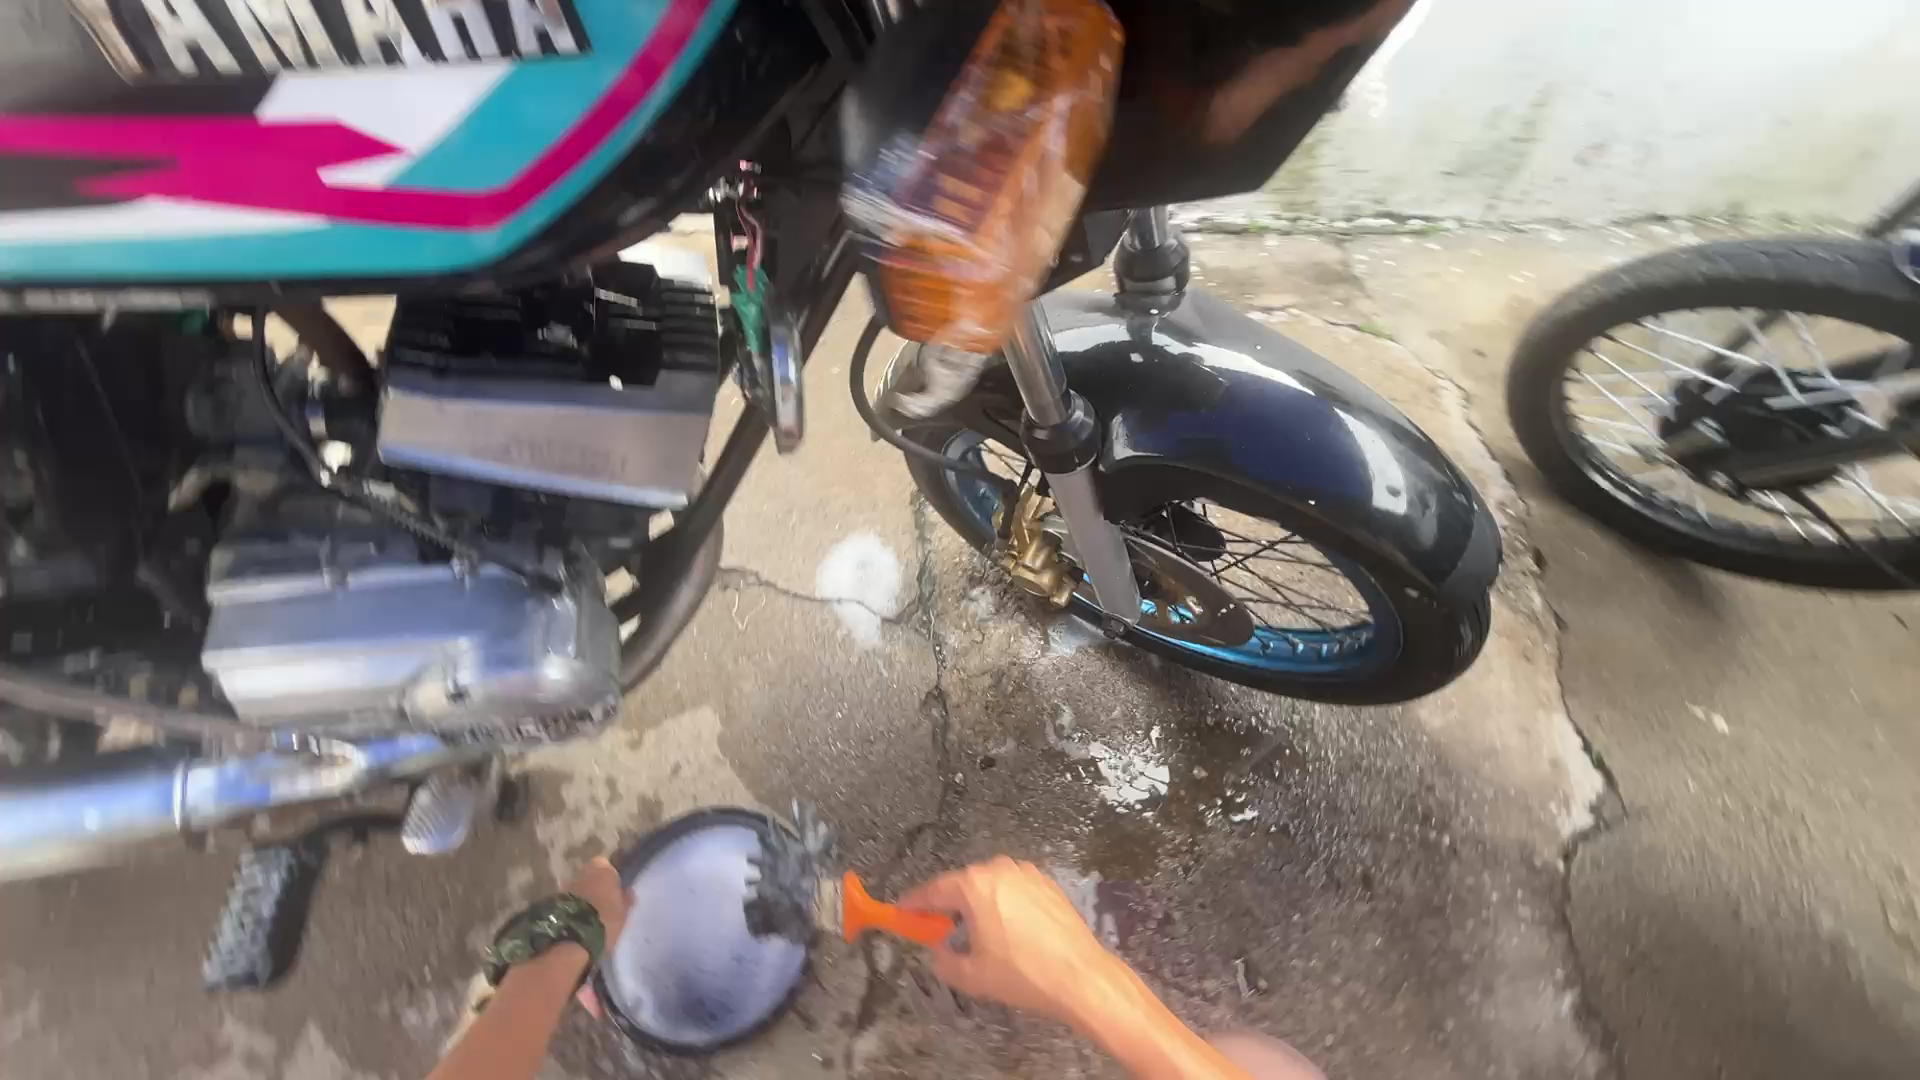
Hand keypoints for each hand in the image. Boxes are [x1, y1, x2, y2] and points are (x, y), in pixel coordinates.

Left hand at [562, 855, 629, 947]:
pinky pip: (564, 904)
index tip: (613, 892)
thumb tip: (628, 892)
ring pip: (575, 890)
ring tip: (585, 918)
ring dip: (579, 900)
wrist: (570, 940)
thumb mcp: (623, 913)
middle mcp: (581, 873)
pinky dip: (568, 910)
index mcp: (602, 869)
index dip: (609, 879)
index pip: (606, 866)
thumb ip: (625, 900)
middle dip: (592, 888)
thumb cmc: (604, 920)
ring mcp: (563, 888)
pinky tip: (573, 924)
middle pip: (588, 877)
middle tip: (599, 905)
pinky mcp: (549, 904)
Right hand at [897, 856, 1119, 1026]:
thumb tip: (936, 952)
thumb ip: (944, 960)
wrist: (1079, 974)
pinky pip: (1013, 887)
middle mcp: (998, 868)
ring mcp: (1025, 871)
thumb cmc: (1021, 972)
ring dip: (977, 901)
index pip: (934, 890)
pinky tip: (1008, 926)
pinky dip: (1002, 901)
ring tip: (975, 929)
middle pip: (962, 883)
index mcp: (974, 884)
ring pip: (990, 883)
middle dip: (948, 903)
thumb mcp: (972, 975)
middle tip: (937, 925)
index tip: (902, 910)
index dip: (915, 902)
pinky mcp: (1046, 881)